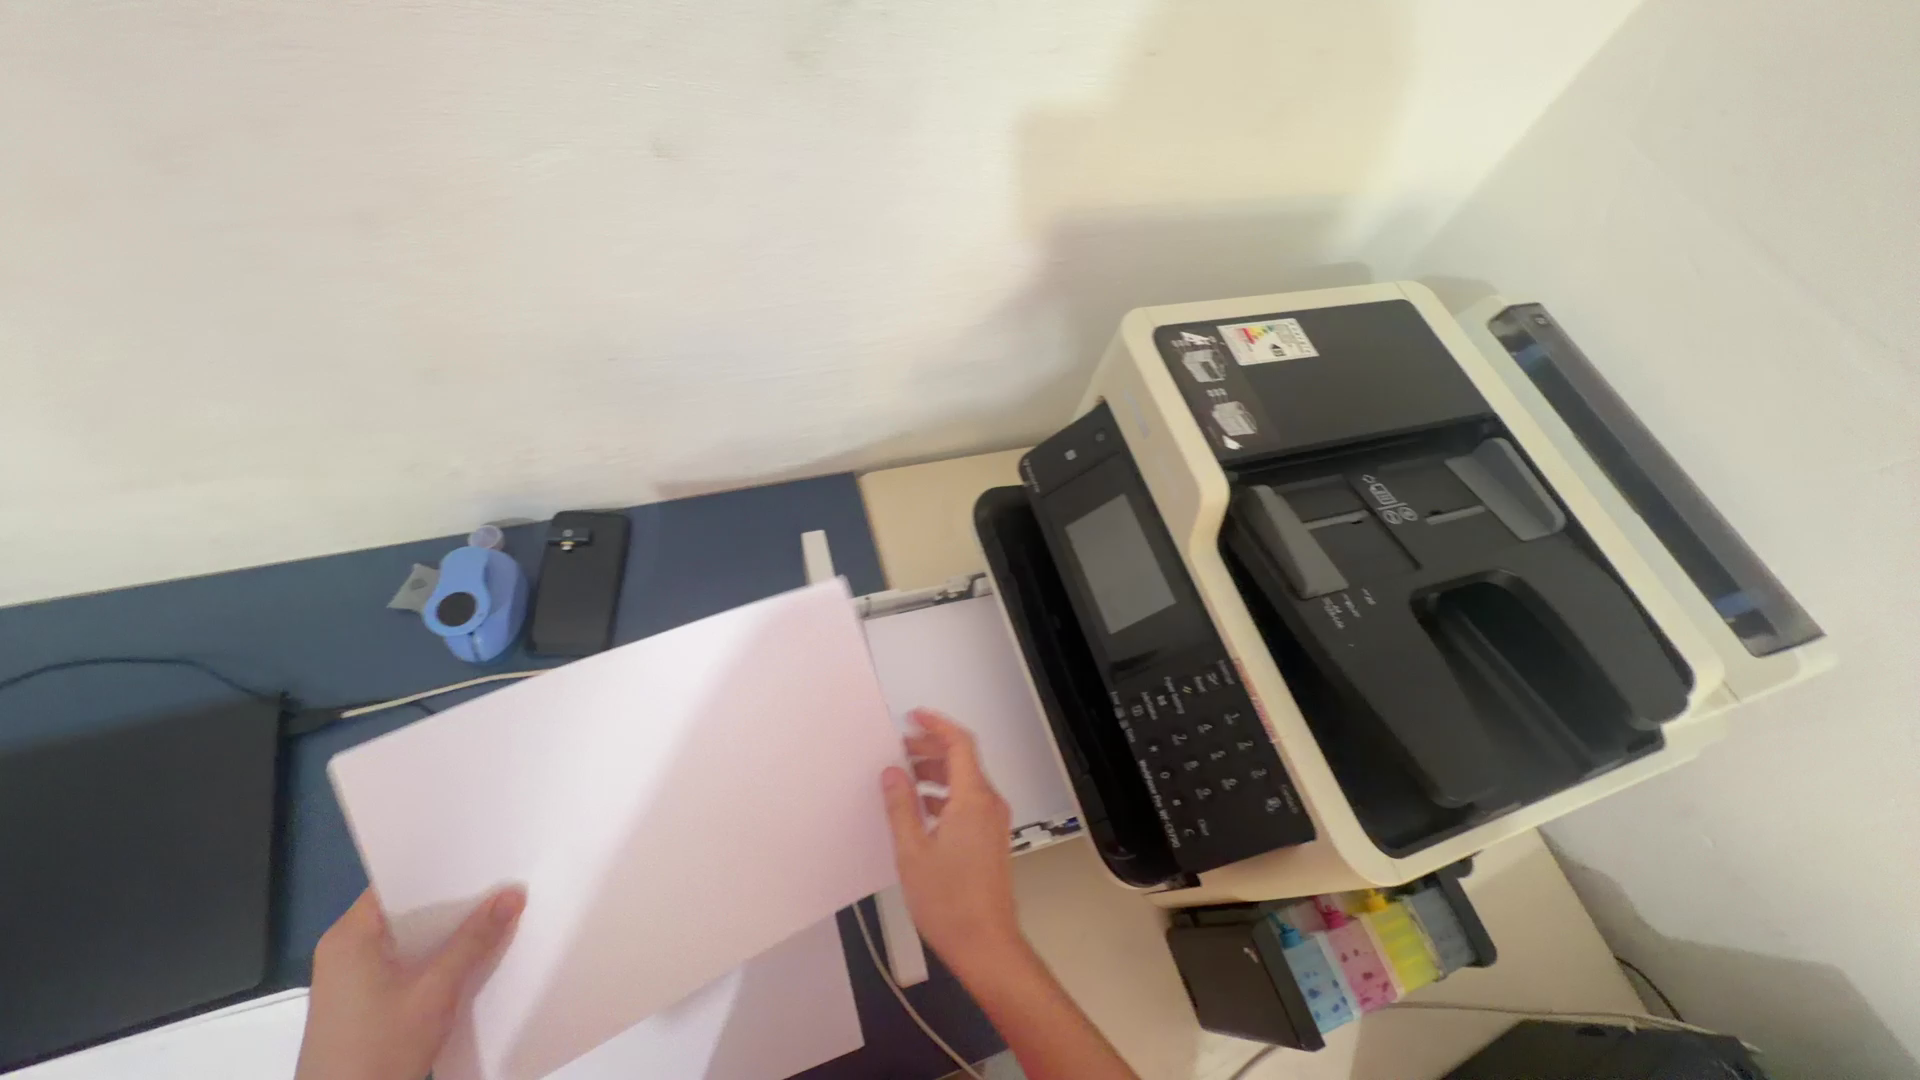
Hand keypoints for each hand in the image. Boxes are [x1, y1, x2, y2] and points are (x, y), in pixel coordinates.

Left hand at [294, 886, 524, 1079]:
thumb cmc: (380, 1049)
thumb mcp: (436, 990)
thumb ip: (475, 939)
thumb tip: (514, 893)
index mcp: (350, 936)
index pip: (399, 881)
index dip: (443, 866)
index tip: (488, 852)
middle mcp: (346, 949)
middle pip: (408, 907)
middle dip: (456, 897)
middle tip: (505, 877)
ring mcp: (353, 977)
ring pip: (411, 935)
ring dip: (450, 928)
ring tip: (499, 908)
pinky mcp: (364, 1000)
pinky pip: (408, 960)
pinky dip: (438, 953)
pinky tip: (475, 950)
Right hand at [880, 709, 1022, 972]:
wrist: (986, 944)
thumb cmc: (949, 901)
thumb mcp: (912, 851)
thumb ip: (900, 806)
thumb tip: (892, 773)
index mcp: (972, 799)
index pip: (959, 744)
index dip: (936, 725)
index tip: (914, 717)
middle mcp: (988, 804)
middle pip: (963, 760)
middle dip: (931, 749)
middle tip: (900, 748)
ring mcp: (992, 822)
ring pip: (965, 782)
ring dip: (936, 773)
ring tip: (903, 778)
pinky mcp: (990, 839)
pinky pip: (968, 802)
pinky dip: (944, 795)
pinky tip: (919, 810)